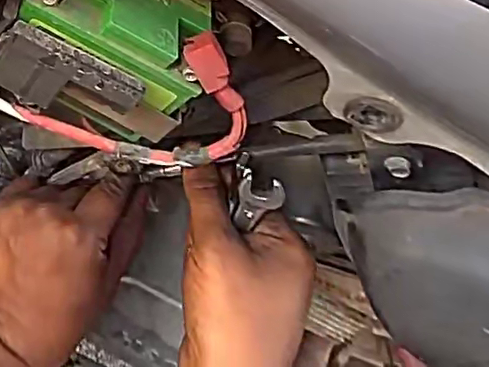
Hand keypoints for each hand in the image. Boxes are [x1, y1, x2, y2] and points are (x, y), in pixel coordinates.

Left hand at [0, 175, 147, 366]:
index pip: (112, 186)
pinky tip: (38, 223)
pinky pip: (31, 183)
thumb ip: (130, 231)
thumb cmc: (60, 317)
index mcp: (81, 233)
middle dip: (90, 200)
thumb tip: (140, 195)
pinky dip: (38, 197)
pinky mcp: (3, 204)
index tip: (125, 178)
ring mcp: (24, 206)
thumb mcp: (108, 280)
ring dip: (63, 199)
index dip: (122, 182)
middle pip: (84, 183)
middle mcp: (50, 213)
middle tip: (86, 226)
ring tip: (59, 231)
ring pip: (59, 183)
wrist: (11, 330)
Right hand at [179, 164, 316, 366]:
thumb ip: (205, 196)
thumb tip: (198, 160)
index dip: (223, 184)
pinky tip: (201, 279)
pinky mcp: (245, 296)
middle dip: (210, 220)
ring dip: (204, 243)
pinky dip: (204, 262)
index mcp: (290, 247)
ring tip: (201, 266)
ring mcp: (266, 282)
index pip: (252, 190)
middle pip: (236, 211)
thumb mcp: (213, 245)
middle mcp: (284, 263)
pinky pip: (221, 259)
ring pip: (225, 236)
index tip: (202, 176)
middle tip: (203, 241)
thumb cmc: (232, 328)